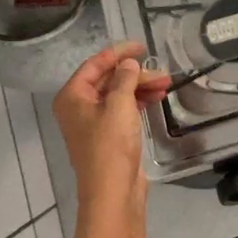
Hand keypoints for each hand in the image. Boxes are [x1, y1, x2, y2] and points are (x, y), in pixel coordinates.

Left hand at [52, 42, 172, 212]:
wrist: (112, 192)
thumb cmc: (111, 145)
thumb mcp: (119, 105)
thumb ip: (125, 79)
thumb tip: (129, 63)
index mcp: (72, 97)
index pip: (95, 65)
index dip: (118, 52)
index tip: (142, 45)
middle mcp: (78, 107)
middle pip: (108, 80)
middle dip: (135, 74)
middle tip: (162, 74)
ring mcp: (92, 123)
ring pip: (118, 95)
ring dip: (140, 87)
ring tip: (166, 85)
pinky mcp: (107, 136)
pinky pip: (122, 109)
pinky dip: (138, 102)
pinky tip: (156, 99)